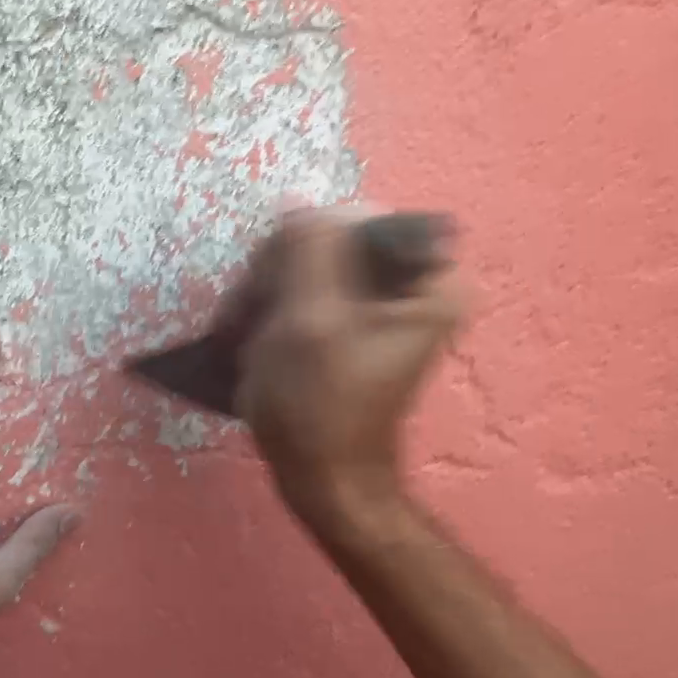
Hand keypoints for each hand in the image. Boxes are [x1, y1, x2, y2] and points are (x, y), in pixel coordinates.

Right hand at [222, 209, 463, 516]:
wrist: (323, 478)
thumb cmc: (318, 404)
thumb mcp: (307, 320)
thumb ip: (306, 250)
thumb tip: (299, 199)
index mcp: (432, 281)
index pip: (357, 219)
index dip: (305, 240)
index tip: (271, 279)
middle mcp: (420, 285)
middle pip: (335, 238)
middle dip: (282, 268)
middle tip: (250, 308)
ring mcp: (389, 304)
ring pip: (315, 261)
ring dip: (272, 287)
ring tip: (244, 326)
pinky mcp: (360, 321)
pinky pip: (314, 285)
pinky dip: (281, 302)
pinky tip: (256, 329)